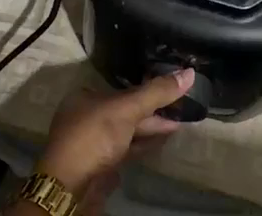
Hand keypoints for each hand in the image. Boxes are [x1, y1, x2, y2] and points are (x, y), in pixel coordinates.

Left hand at [32, 70, 194, 210]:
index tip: (170, 89)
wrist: (71, 188)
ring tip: (178, 124)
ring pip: (127, 131)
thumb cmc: (94, 136)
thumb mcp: (127, 109)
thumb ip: (157, 92)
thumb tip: (189, 73)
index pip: (122, 89)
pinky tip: (161, 143)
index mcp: (86, 97)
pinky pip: (126, 149)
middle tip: (181, 108)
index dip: (147, 89)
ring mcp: (93, 143)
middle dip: (152, 111)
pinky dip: (143, 145)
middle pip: (126, 110)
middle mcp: (87, 117)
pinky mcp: (100, 165)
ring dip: (151, 129)